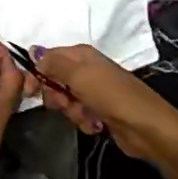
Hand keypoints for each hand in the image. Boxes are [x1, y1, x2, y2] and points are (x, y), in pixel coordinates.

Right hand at [32, 44, 177, 163]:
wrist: (146, 128)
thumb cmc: (111, 95)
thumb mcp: (79, 75)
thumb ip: (53, 63)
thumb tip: (32, 50)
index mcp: (80, 54)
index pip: (47, 57)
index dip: (36, 73)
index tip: (31, 90)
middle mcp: (85, 69)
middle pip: (53, 80)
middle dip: (56, 95)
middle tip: (66, 103)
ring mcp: (92, 91)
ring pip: (65, 100)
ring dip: (71, 111)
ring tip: (86, 116)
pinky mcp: (99, 111)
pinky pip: (78, 114)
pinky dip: (84, 121)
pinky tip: (96, 125)